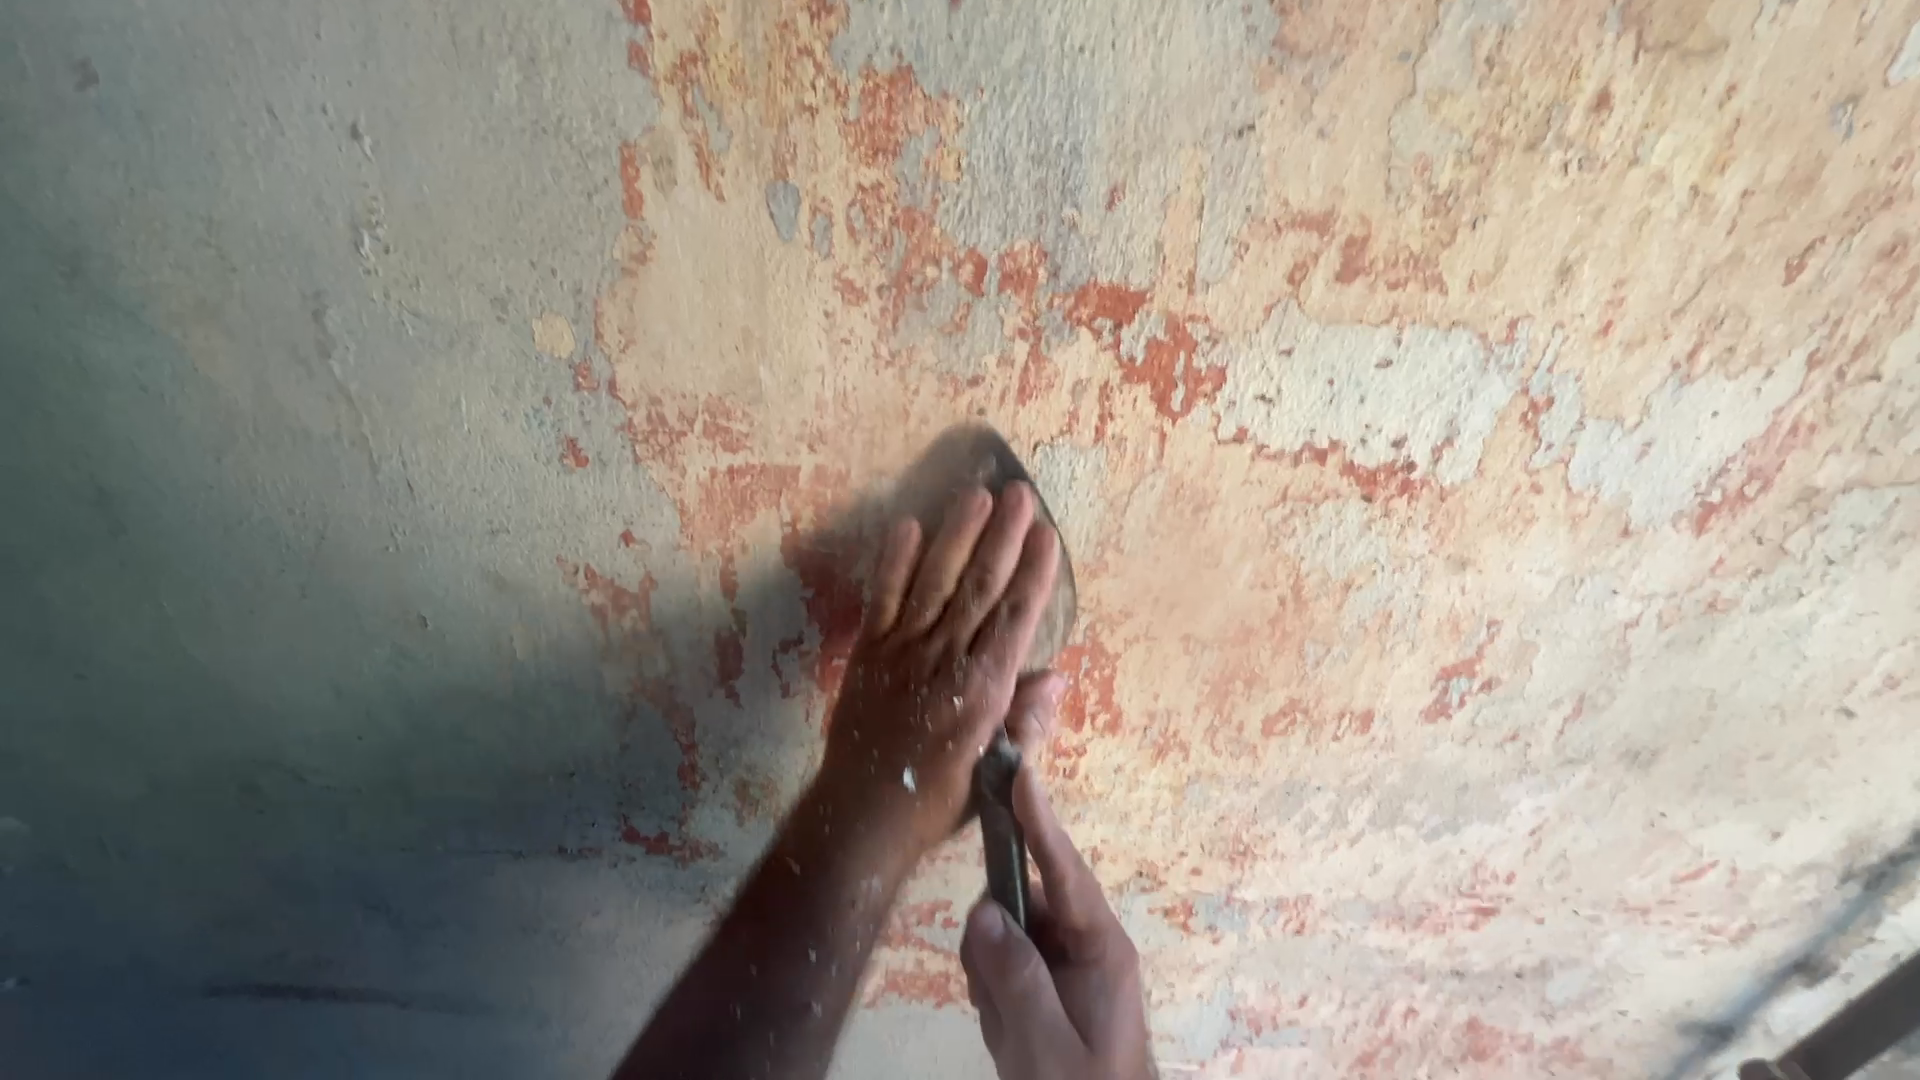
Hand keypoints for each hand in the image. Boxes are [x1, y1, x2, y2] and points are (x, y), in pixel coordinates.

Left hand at [816, 482, 1061, 861]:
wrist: (862, 816)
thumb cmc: (938, 799)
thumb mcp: (996, 773)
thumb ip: (1025, 722)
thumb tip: (1057, 676)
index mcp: (982, 692)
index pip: (1015, 620)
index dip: (1033, 574)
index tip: (1048, 535)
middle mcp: (944, 661)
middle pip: (978, 588)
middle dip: (1001, 538)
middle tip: (1018, 494)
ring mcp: (902, 651)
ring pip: (935, 582)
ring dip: (956, 535)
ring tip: (976, 495)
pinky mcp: (869, 651)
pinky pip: (883, 598)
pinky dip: (894, 562)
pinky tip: (907, 526)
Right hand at [960, 740, 1152, 1079]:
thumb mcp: (1047, 1048)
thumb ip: (1015, 976)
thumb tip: (983, 910)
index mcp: (1100, 947)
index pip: (1064, 869)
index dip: (1040, 819)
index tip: (1020, 772)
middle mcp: (1084, 941)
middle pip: (1022, 900)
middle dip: (995, 937)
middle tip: (991, 997)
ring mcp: (1064, 960)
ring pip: (1004, 931)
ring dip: (991, 974)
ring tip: (1006, 1027)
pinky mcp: (1046, 978)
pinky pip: (1001, 960)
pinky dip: (991, 990)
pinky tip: (1005, 1028)